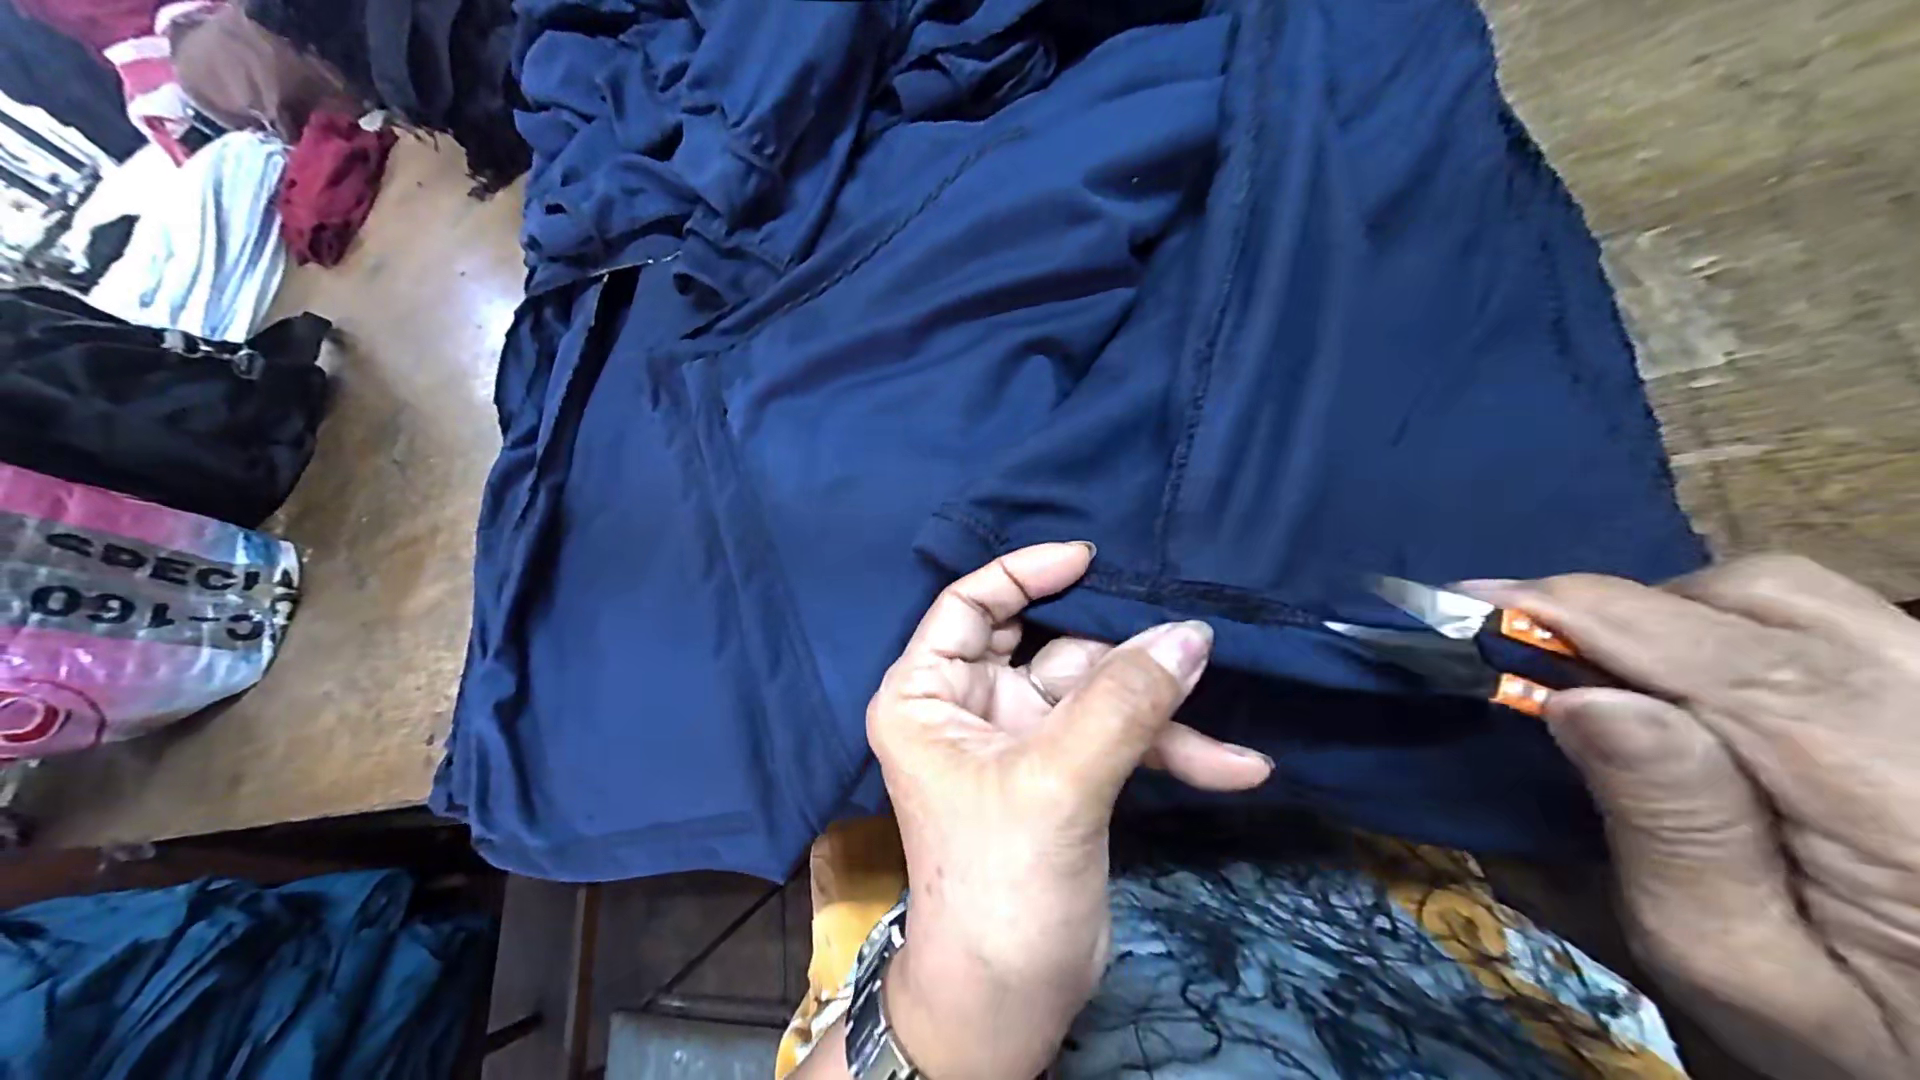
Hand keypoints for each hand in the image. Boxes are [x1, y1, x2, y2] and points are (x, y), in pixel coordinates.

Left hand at [866, 542, 1271, 1079]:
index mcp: (927, 694)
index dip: (1022, 572)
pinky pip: (1115, 735)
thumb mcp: (1057, 784)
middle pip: (1045, 643)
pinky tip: (1231, 767)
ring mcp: (1019, 736)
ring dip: (1155, 710)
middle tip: (1176, 644)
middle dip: (1112, 653)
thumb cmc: (999, 886)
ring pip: (1092, 692)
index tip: (1087, 558)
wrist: (1009, 1001)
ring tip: (1219, 735)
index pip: (969, 604)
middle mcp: (968, 704)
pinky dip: (1167, 747)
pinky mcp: (1061, 769)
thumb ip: (1122, 704)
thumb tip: (1189, 633)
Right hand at [1467, 556, 1919, 1079]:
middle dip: (1626, 612)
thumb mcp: (1734, 964)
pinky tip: (1680, 680)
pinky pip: (1823, 621)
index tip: (1476, 602)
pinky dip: (1720, 629)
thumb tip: (1581, 701)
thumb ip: (1672, 832)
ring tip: (1606, 669)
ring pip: (1795, 598)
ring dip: (1672, 616)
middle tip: (1533, 651)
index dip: (1595, 614)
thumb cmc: (1846, 1033)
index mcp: (1912, 811)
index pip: (1743, 668)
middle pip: (1771, 603)